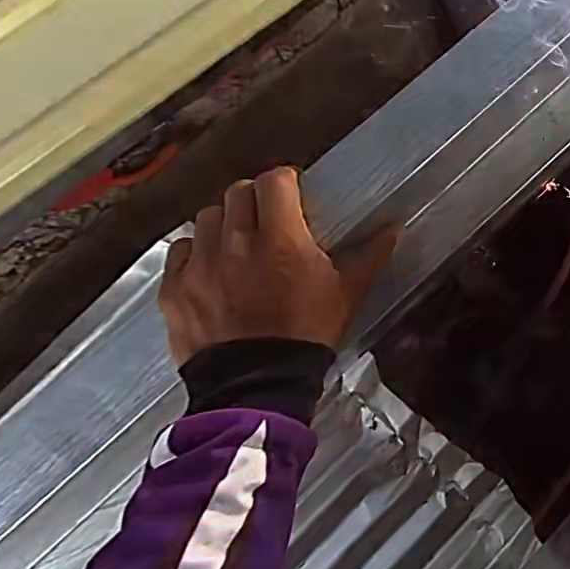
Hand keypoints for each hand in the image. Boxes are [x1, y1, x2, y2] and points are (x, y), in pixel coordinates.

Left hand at [159, 167, 397, 364]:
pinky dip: (195, 253)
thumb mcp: (346, 294)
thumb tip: (395, 228)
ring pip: (207, 217)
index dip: (284, 182)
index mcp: (281, 239)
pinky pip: (180, 251)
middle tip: (267, 219)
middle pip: (238, 192)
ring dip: (224, 223)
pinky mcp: (174, 289)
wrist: (258, 387)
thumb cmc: (308, 334)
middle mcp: (235, 243)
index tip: (291, 194)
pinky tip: (211, 269)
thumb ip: (370, 256)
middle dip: (255, 199)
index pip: (274, 181)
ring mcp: (199, 265)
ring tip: (237, 244)